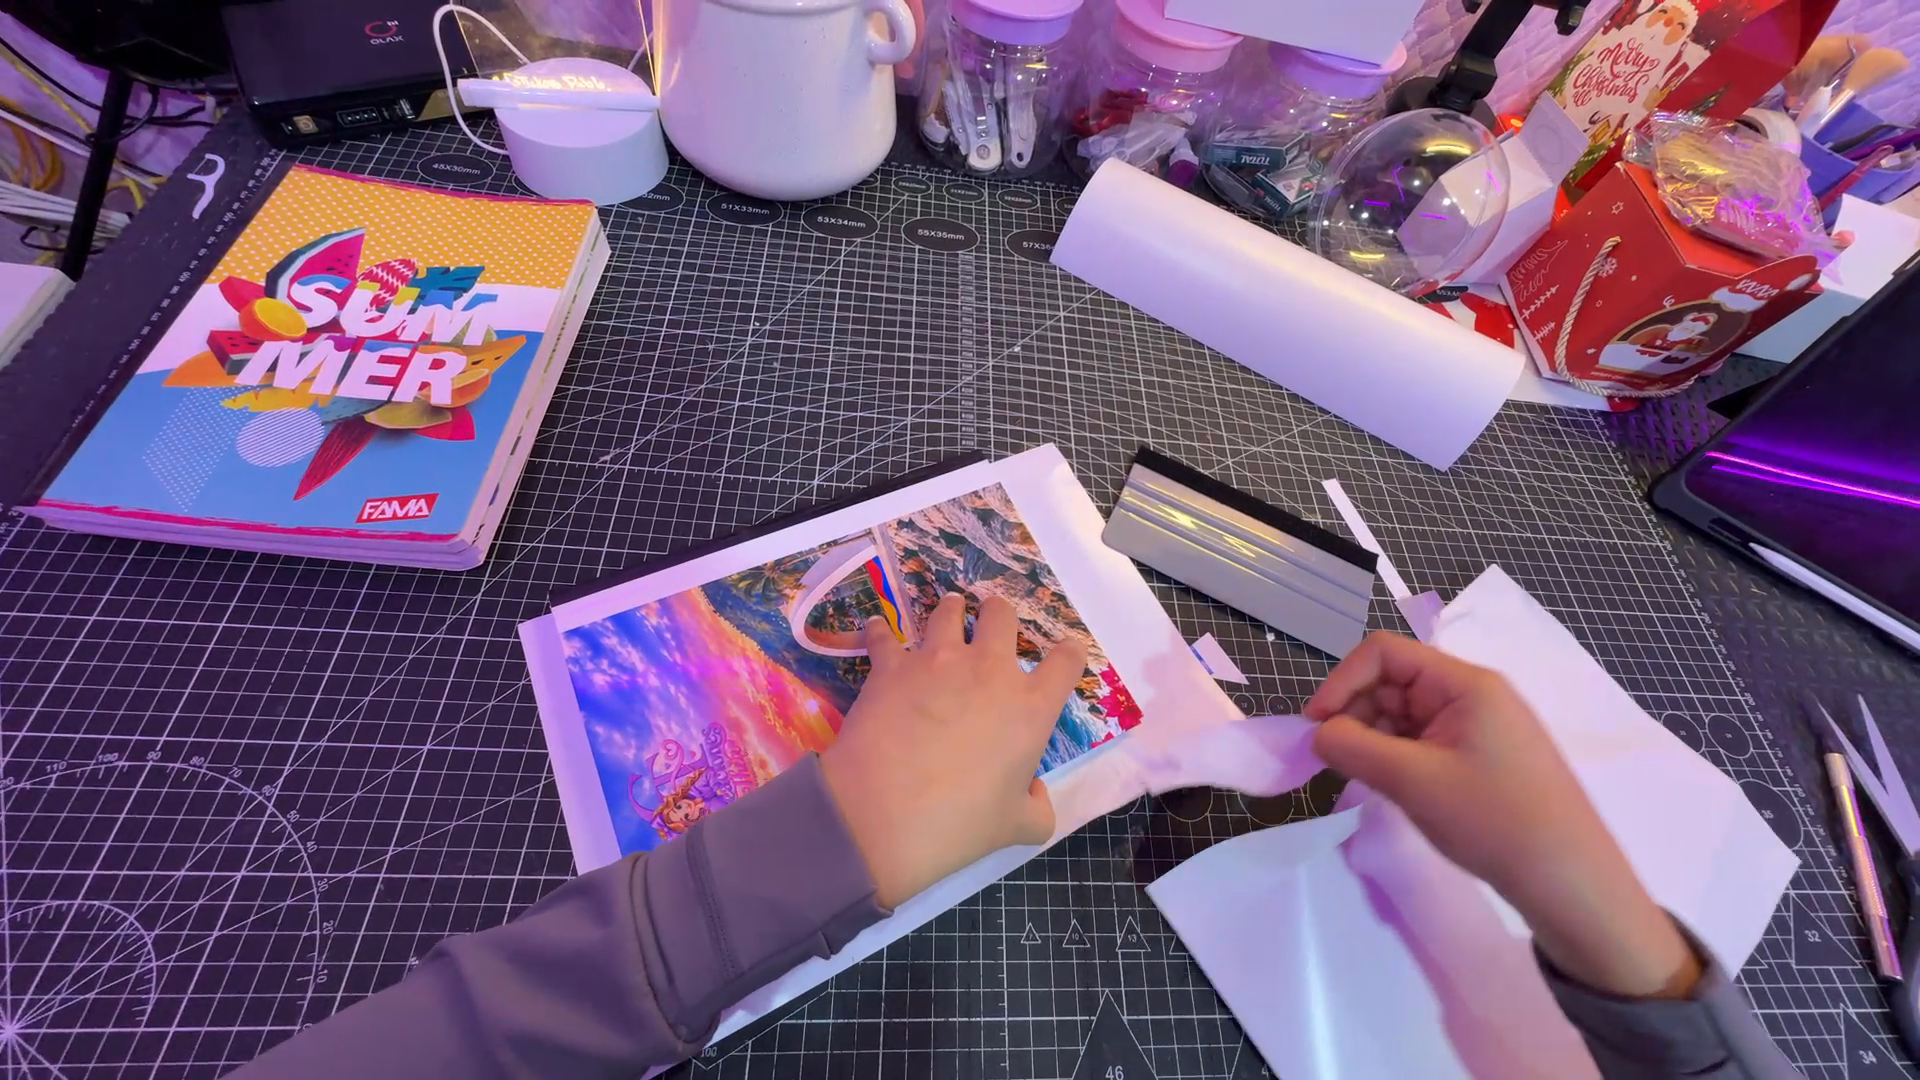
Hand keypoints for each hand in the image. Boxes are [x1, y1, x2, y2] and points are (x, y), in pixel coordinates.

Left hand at [819, 593, 1087, 908]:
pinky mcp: (891, 666)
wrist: (886, 817)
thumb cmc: (961, 825)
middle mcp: (988, 670)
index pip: (1066, 660)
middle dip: (999, 614)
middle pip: (1002, 614)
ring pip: (948, 610)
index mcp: (1029, 706)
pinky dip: (882, 632)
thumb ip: (1037, 807)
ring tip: (947, 614)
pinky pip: (885, 634)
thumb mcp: (1018, 828)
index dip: (1069, 653)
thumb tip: (1034, 792)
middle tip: (991, 625)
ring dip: (950, 610)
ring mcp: (937, 661)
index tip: (1064, 655)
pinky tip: (880, 631)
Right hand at [1305, 632, 1702, 999]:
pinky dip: (1394, 756)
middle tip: (1337, 759)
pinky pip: (1418, 738)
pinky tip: (1393, 786)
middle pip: (1389, 682)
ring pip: (1399, 712)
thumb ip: (1350, 747)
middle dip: (1354, 714)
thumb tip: (1316, 734)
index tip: (1317, 726)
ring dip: (1372, 739)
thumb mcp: (1410, 781)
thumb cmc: (1494, 822)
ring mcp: (1476, 725)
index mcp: (1464, 684)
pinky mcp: (1477, 754)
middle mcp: (1471, 694)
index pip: (1383, 653)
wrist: (1575, 889)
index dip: (1341, 682)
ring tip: (1370, 779)